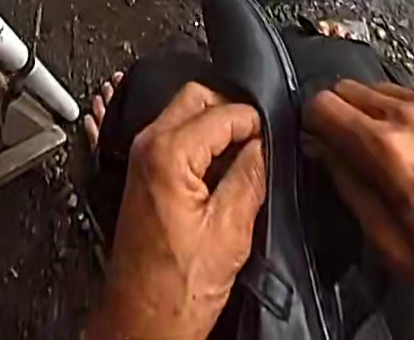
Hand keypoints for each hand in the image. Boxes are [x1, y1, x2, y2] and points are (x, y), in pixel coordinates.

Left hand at [86, 83, 265, 339]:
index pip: (220, 111)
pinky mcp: (143, 169)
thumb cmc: (174, 289)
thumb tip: (265, 144)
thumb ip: (249, 177)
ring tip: (244, 153)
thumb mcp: (229, 232)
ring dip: (215, 122)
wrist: (140, 321)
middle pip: (196, 96)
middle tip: (258, 137)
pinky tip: (221, 166)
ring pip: (184, 111)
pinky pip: (175, 133)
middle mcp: (148, 144)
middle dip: (230, 109)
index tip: (272, 135)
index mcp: (168, 153)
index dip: (252, 121)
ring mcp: (141, 155)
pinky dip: (200, 138)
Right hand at [304, 82, 413, 307]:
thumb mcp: (392, 245)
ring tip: (391, 154)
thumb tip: (322, 154)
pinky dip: (409, 115)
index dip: (312, 124)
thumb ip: (346, 186)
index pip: (321, 104)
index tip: (316, 138)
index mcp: (389, 151)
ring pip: (378, 87)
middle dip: (339, 115)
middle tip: (348, 148)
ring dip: (373, 113)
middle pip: (345, 87)